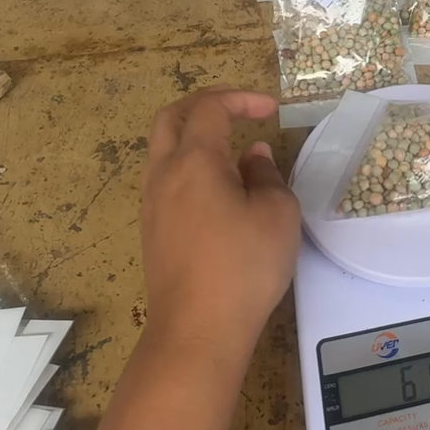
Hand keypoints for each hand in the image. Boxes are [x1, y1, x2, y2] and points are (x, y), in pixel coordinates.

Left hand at [140, 87, 300, 365]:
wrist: (198, 330)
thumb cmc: (244, 266)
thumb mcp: (277, 214)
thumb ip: (267, 175)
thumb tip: (253, 157)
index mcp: (194, 161)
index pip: (210, 108)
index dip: (242, 99)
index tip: (272, 110)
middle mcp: (164, 174)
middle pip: (172, 118)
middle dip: (206, 105)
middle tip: (240, 110)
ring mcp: (152, 204)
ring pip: (164, 149)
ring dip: (196, 136)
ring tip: (235, 151)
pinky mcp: (153, 230)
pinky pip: (166, 178)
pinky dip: (191, 165)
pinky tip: (221, 188)